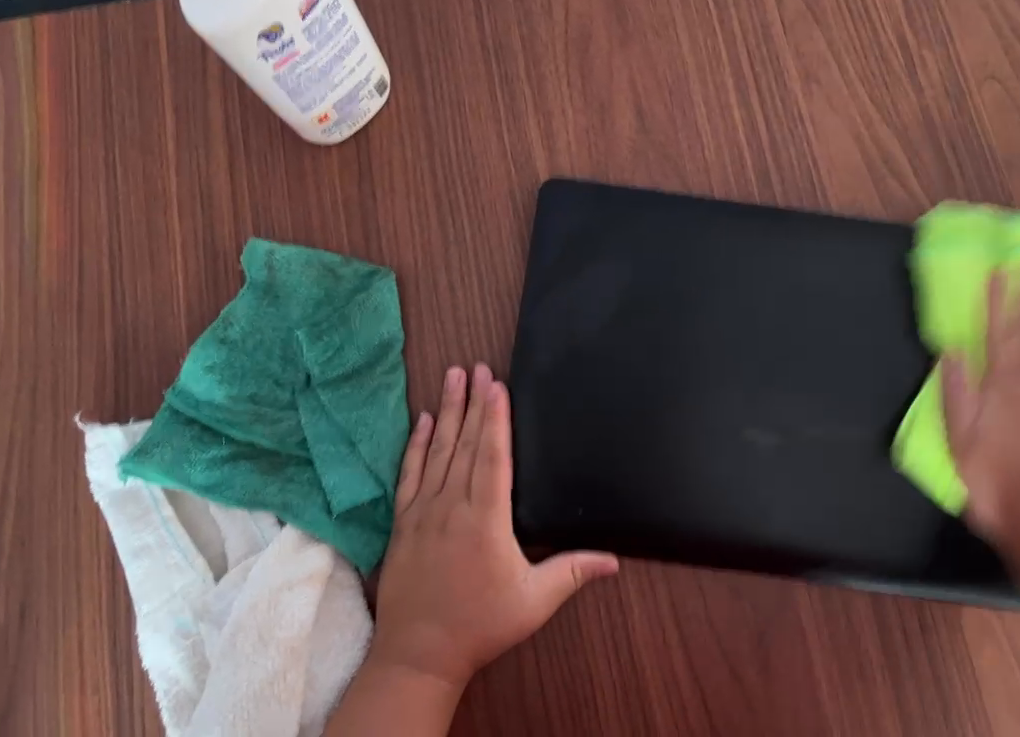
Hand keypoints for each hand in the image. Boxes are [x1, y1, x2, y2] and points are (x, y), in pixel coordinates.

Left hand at [369, 363, 619, 690]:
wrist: (417, 654)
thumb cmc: (481, 625)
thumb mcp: (534, 601)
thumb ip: (572, 572)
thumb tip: (615, 560)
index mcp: (485, 519)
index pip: (493, 456)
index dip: (495, 418)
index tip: (496, 385)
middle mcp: (452, 505)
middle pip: (465, 443)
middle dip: (472, 402)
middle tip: (475, 366)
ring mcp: (423, 511)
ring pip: (438, 451)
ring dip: (446, 412)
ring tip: (451, 377)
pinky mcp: (403, 521)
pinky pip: (410, 473)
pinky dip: (416, 445)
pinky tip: (421, 421)